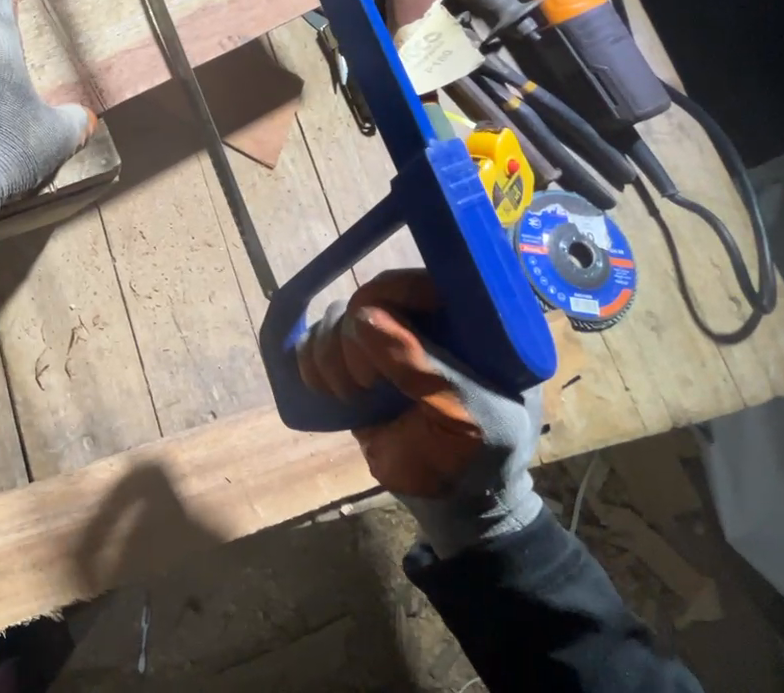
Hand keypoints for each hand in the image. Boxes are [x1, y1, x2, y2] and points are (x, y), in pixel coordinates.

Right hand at [298, 270, 542, 557]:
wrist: (448, 500)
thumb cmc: (473, 458)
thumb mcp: (468, 418)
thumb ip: (424, 368)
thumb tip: (363, 319)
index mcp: (469, 328)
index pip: (421, 282)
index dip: (388, 294)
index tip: (370, 327)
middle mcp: (424, 325)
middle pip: (367, 299)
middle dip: (354, 339)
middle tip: (365, 381)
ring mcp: (385, 343)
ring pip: (334, 320)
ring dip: (330, 356)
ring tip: (350, 394)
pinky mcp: (350, 363)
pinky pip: (312, 341)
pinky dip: (310, 361)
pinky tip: (328, 391)